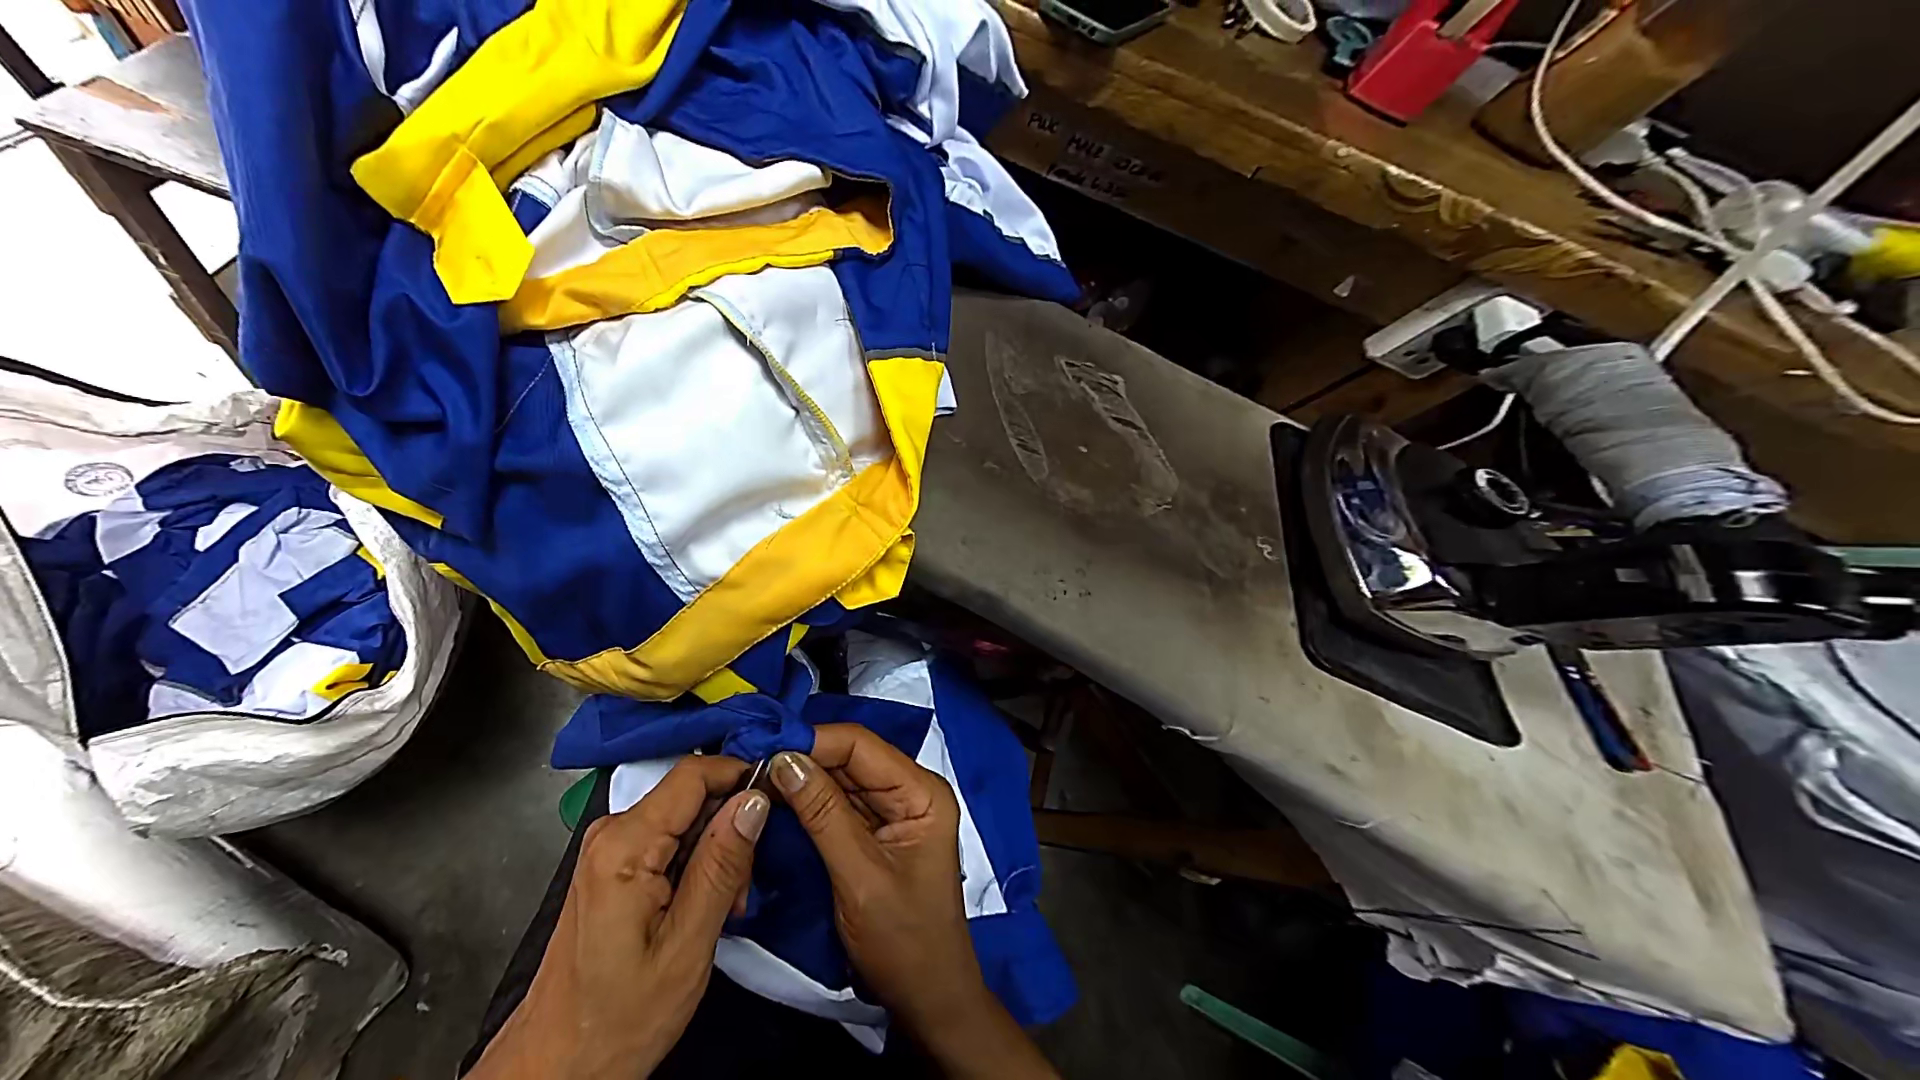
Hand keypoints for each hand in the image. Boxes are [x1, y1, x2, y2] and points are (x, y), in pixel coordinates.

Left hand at [466, 756, 769, 1079]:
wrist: (556, 1068)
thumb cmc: (617, 1021)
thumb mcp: (688, 944)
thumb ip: (724, 864)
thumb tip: (755, 800)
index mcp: (625, 846)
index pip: (694, 773)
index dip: (741, 776)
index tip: (775, 801)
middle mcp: (611, 834)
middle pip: (692, 794)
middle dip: (730, 825)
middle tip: (744, 883)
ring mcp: (608, 849)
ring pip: (685, 817)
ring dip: (716, 849)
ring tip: (725, 904)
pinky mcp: (612, 865)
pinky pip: (669, 839)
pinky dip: (696, 862)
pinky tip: (701, 905)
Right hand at [772, 725, 1056, 1078]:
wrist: (926, 998)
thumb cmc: (904, 941)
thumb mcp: (860, 876)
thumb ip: (823, 814)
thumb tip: (783, 760)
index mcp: (922, 792)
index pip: (862, 746)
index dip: (813, 742)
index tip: (763, 749)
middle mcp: (909, 790)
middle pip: (849, 759)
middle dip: (802, 760)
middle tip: (750, 766)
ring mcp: (892, 810)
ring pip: (839, 779)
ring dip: (800, 780)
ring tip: (754, 780)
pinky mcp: (875, 831)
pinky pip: (837, 804)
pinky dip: (807, 803)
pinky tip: (775, 802)